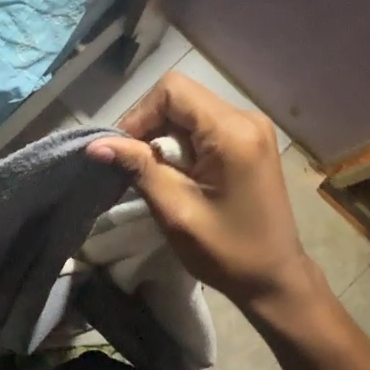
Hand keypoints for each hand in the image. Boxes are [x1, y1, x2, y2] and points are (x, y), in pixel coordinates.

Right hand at [87, 72, 321, 310]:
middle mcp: (246, 119)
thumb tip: (96, 145)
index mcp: (232, 132)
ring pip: (190, 111)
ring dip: (164, 137)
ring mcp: (251, 129)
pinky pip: (204, 127)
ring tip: (155, 175)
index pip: (172, 91)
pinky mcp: (250, 142)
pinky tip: (178, 175)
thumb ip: (138, 169)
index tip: (125, 154)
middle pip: (181, 97)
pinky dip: (182, 144)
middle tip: (135, 168)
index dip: (140, 116)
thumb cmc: (226, 251)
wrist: (273, 278)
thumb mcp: (176, 211)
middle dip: (149, 126)